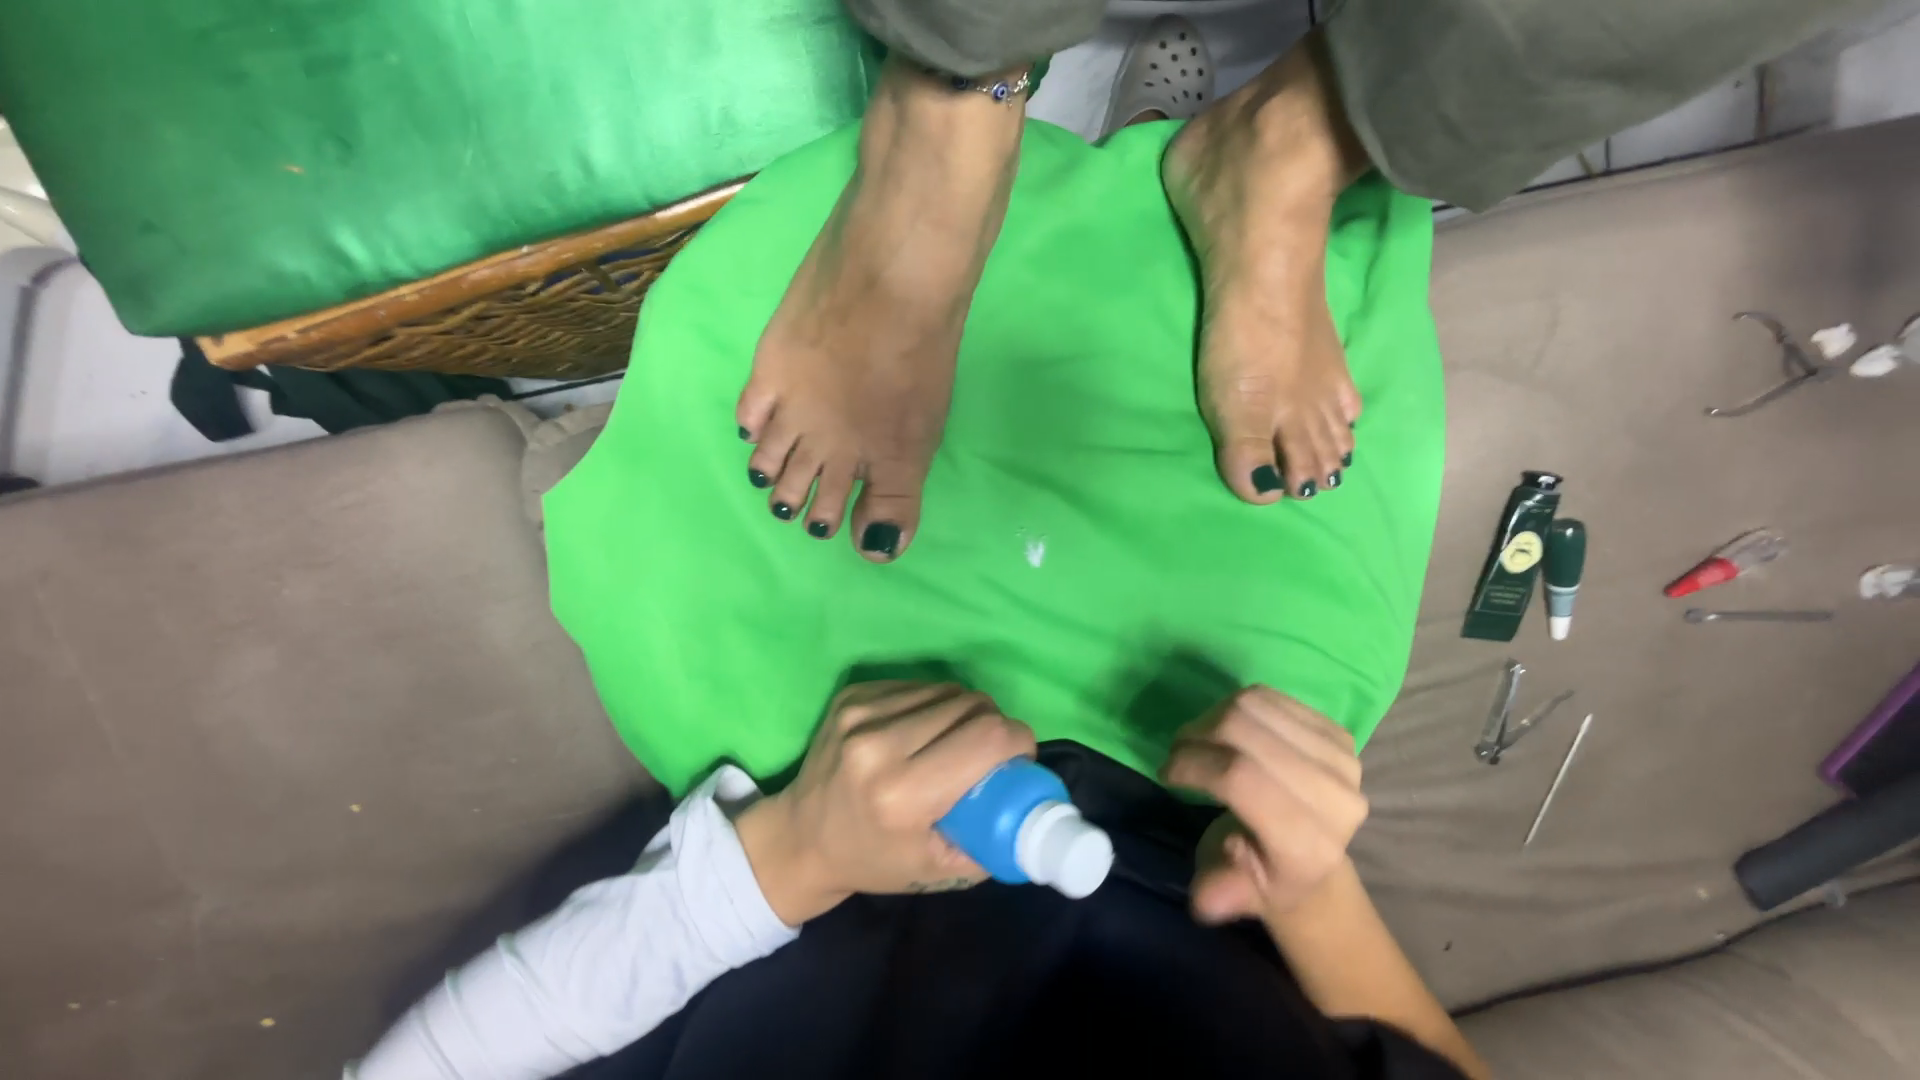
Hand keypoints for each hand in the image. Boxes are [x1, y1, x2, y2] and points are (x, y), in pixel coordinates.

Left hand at [734, 682, 1037, 924]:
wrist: (800, 837)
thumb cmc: (874, 860)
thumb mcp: (940, 871)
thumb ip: (994, 842)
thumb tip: (1034, 809)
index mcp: (902, 795)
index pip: (987, 738)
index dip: (1018, 742)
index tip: (1018, 760)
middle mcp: (879, 745)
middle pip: (972, 706)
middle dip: (995, 726)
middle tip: (990, 756)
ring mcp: (861, 714)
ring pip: (948, 690)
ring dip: (965, 713)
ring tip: (953, 744)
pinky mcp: (853, 695)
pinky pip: (920, 686)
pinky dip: (935, 705)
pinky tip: (922, 732)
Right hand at [1159, 686, 1367, 925]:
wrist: (1315, 856)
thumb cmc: (1264, 874)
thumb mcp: (1236, 892)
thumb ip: (1221, 893)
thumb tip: (1206, 900)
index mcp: (1308, 844)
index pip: (1239, 777)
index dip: (1192, 764)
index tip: (1167, 771)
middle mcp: (1335, 798)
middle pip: (1242, 731)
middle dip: (1195, 735)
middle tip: (1177, 751)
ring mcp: (1342, 760)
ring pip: (1252, 705)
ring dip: (1211, 716)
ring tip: (1198, 739)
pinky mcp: (1338, 733)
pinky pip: (1269, 696)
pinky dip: (1236, 706)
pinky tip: (1227, 730)